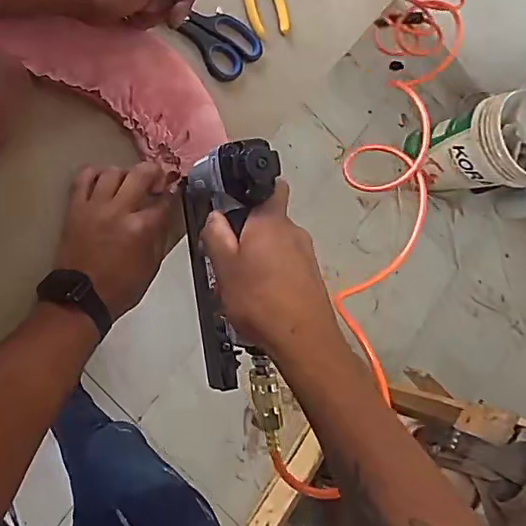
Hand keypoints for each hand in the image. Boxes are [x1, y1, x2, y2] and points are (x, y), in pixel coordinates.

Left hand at [54, 161, 178, 317]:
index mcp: (141, 228)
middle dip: (155, 172)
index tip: (173, 192)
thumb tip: (165, 214)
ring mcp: (95, 207)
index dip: (172, 194)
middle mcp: (119, 211)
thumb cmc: (120, 288)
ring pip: (113, 171)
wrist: (81, 297)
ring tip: (128, 184)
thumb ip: (160, 235)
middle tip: (156, 179)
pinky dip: (95, 173)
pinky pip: (84, 178)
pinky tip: (103, 181)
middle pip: (141, 173)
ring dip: (126, 174)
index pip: (164, 201)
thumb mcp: (152, 265)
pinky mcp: (75, 208)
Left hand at [80, 0, 214, 27]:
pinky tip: (128, 16)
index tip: (174, 18)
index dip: (184, 2)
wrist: (82, 0)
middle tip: (143, 10)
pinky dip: (141, 18)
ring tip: (132, 11)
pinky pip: (151, 13)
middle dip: (162, 9)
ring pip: (164, 8)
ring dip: (150, 15)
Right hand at [198, 181, 343, 361]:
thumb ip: (215, 235)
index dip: (251, 189)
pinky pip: (283, 266)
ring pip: (272, 247)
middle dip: (243, 236)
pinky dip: (268, 276)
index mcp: (271, 220)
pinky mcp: (310, 276)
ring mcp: (305, 254)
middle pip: (265, 222)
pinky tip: (255, 300)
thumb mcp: (224, 267)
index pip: (270, 185)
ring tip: (235, 288)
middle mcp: (293, 231)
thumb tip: (215, 216)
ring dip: (253, 260)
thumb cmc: (259, 299)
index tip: (232, 205)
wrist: (303, 340)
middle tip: (223, 260)